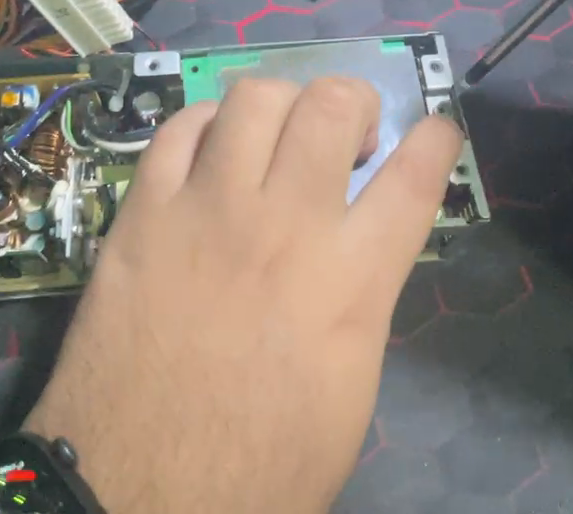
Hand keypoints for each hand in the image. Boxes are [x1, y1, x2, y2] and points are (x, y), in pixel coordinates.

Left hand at [23, 79, 464, 512]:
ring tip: (278, 136)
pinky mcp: (144, 212)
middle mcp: (283, 226)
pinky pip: (180, 128)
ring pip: (255, 99)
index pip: (414, 181)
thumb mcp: (347, 389)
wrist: (136, 493)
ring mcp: (208, 209)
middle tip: (346, 136)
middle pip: (331, 107)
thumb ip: (362, 296)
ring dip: (282, 105)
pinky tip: (212, 150)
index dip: (435, 140)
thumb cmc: (258, 464)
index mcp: (349, 284)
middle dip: (354, 101)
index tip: (436, 129)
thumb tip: (361, 238)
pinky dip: (207, 124)